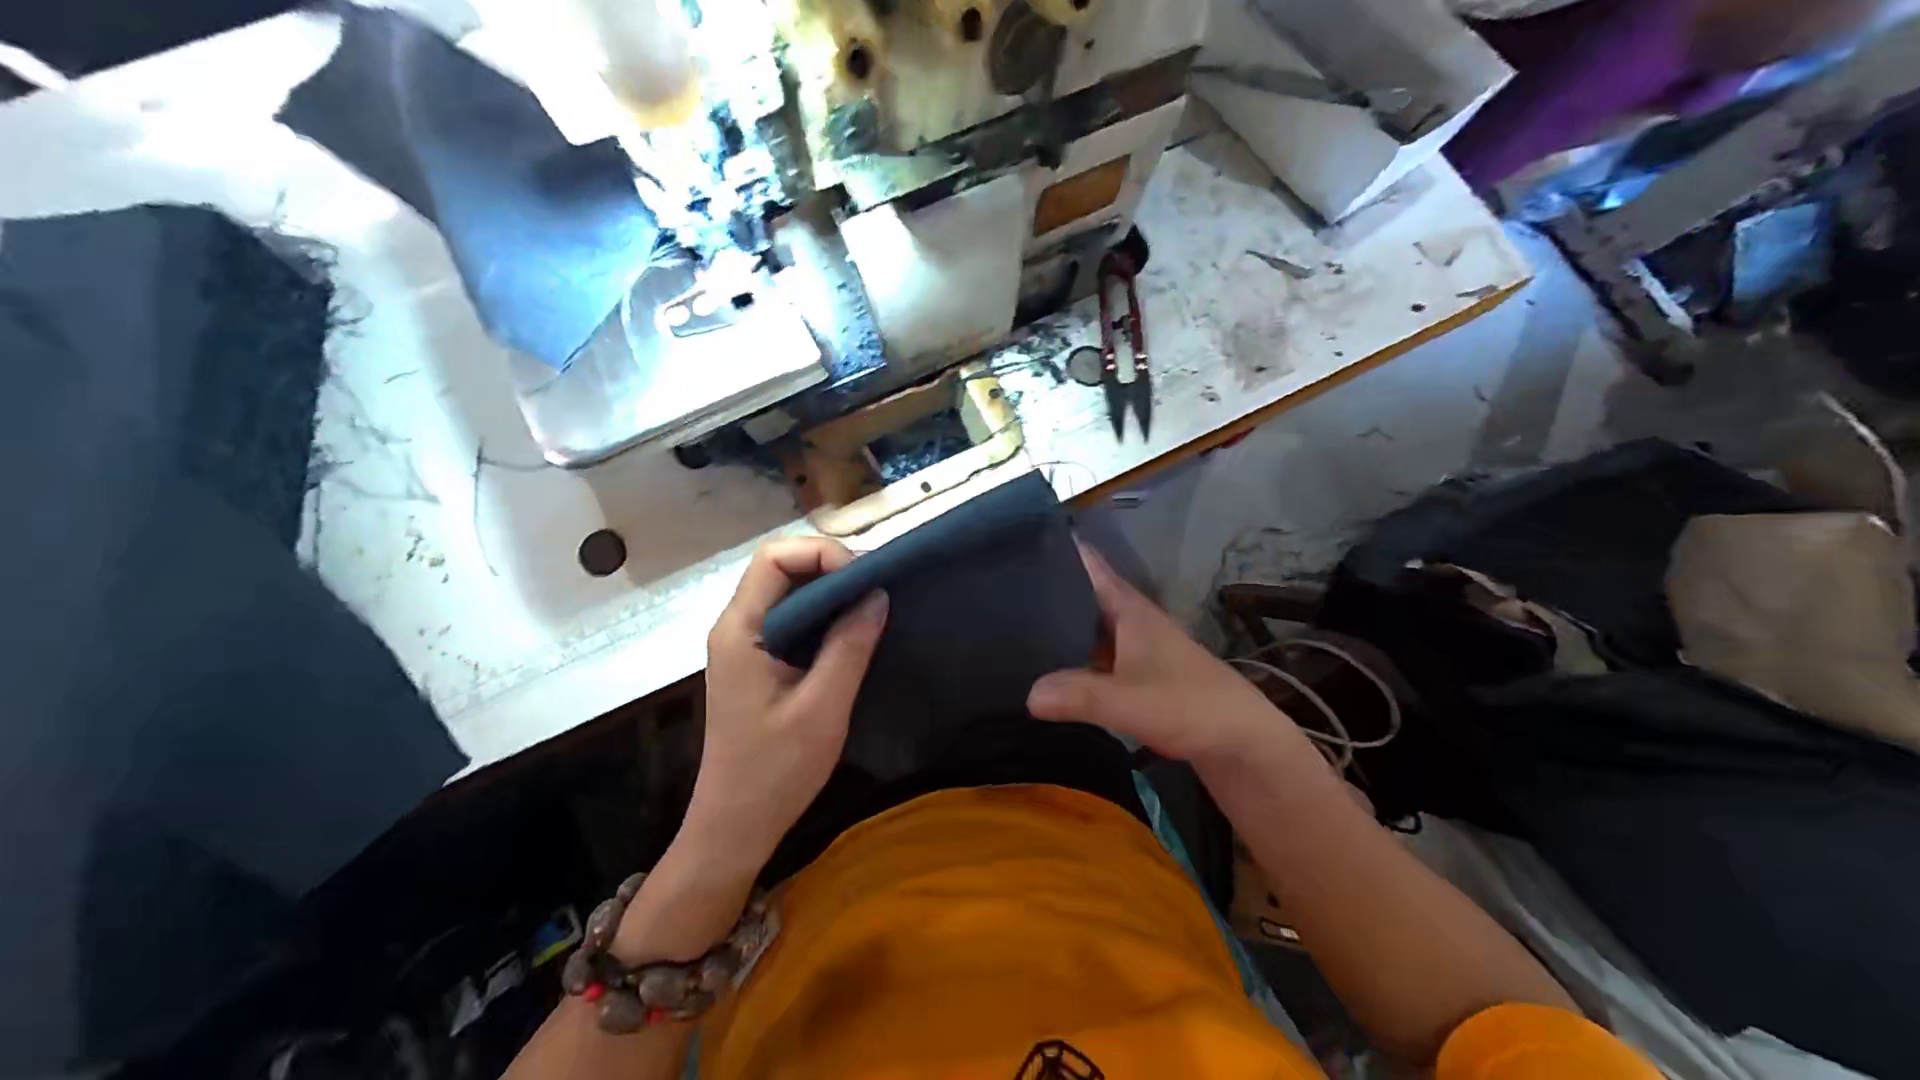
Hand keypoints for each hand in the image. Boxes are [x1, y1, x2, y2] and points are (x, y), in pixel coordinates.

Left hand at [688, 537, 888, 864]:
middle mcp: (736, 627)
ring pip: (786, 593)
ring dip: (829, 592)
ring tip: (872, 607)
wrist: (737, 825)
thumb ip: (850, 646)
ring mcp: (745, 645)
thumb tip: (877, 594)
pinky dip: (823, 616)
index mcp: (740, 629)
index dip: (821, 554)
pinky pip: (790, 620)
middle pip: (780, 568)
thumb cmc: (776, 770)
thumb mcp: (823, 707)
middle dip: (829, 568)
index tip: (864, 580)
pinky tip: (853, 633)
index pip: (773, 558)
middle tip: (876, 591)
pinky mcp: (757, 663)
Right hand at [1026, 544, 1311, 770]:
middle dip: (1047, 592)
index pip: (1091, 566)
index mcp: (1131, 610)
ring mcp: (1136, 650)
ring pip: (1089, 629)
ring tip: (1012, 629)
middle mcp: (1132, 622)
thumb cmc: (1190, 706)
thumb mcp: (1130, 701)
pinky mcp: (1138, 677)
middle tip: (1000, 591)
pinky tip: (1046, 672)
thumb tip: (1027, 694)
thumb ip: (1080, 696)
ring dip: (1058, 628)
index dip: (1059, 550)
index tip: (1017, 542)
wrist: (1243, 743)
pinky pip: (1095, 658)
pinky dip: (1072, 660)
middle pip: (1084, 597)